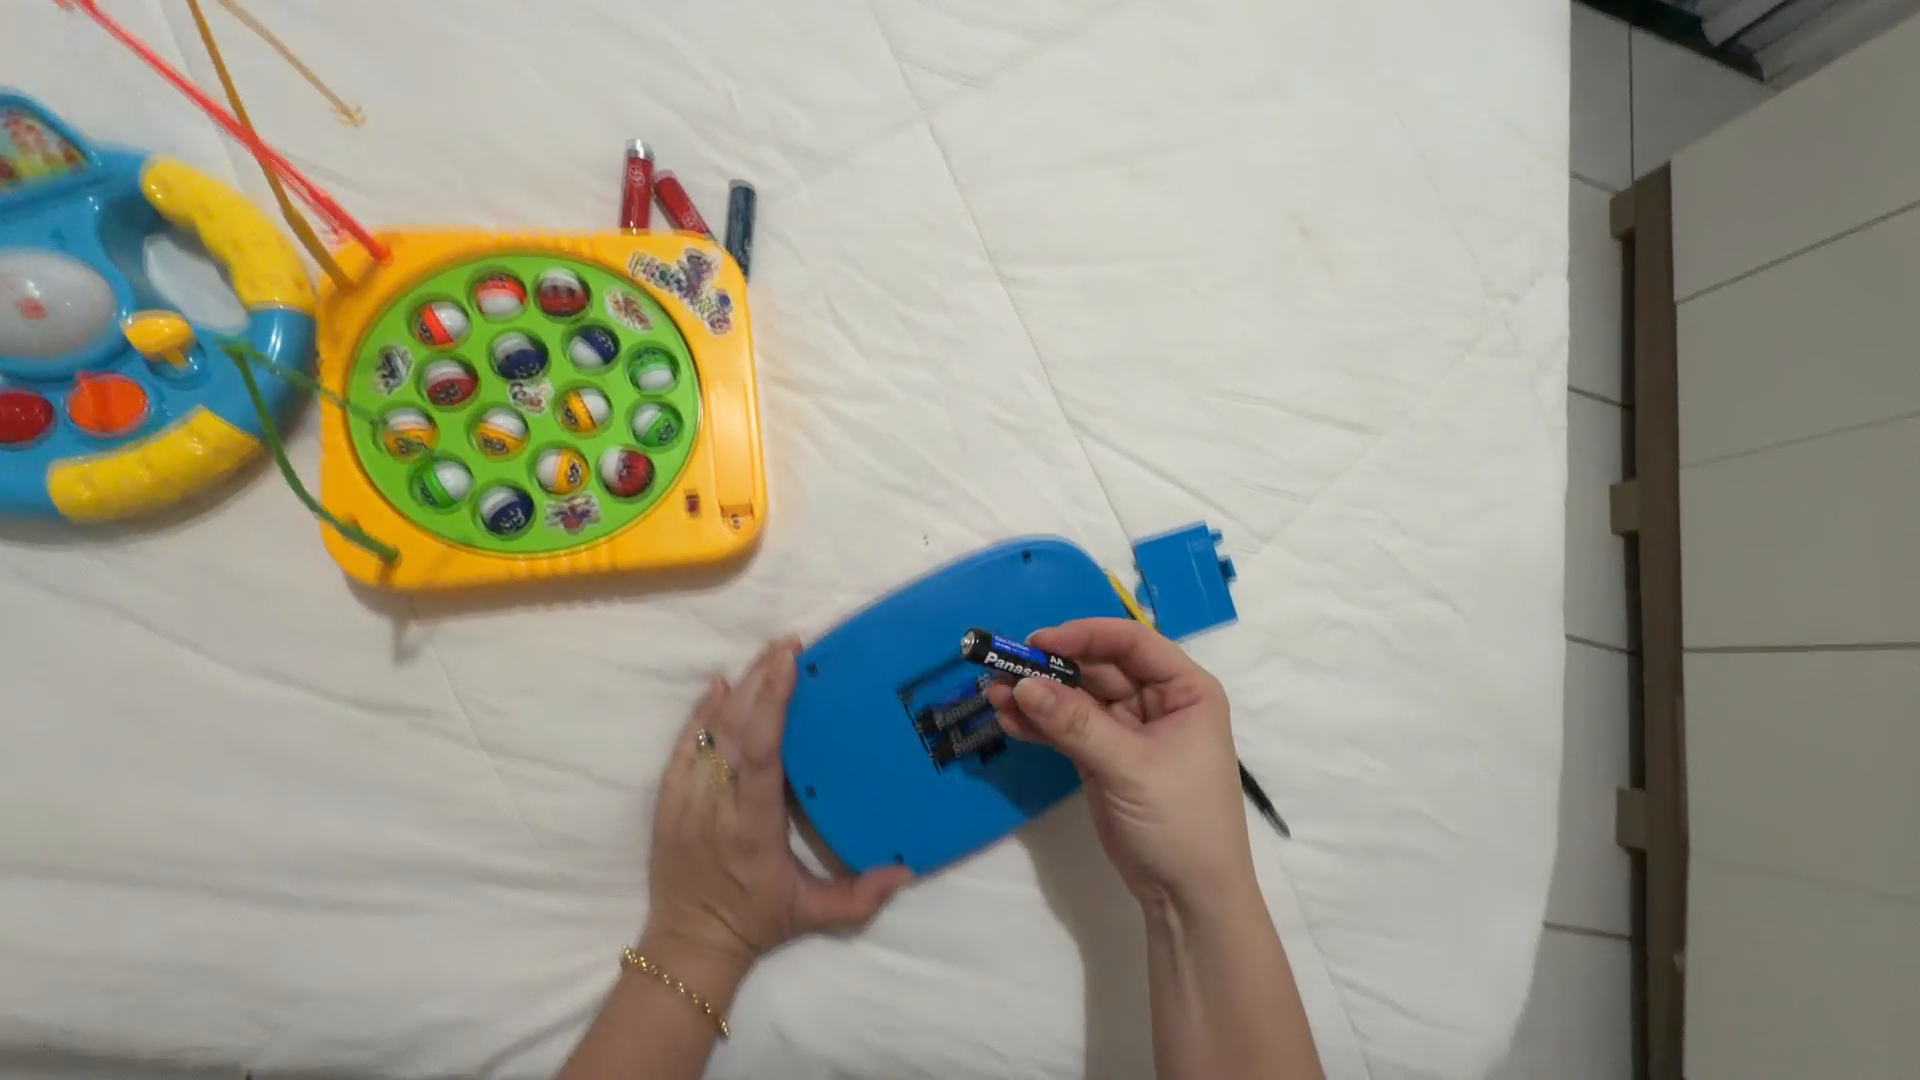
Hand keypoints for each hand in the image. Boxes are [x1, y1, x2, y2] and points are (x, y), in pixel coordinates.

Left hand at [644, 640, 914, 967]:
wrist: (687, 943)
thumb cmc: (755, 922)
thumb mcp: (810, 913)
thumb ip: (859, 897)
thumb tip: (908, 870)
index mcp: (752, 827)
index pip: (761, 753)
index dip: (773, 705)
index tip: (790, 664)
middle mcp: (715, 805)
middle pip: (735, 728)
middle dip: (762, 680)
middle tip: (789, 644)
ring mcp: (686, 799)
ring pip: (710, 730)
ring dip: (739, 688)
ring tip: (767, 655)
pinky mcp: (668, 798)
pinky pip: (683, 744)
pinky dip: (702, 710)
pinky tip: (722, 684)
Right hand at [985, 619, 1253, 908]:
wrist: (1190, 898)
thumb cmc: (1181, 821)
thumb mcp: (1131, 767)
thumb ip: (1076, 724)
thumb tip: (1022, 686)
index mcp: (1184, 689)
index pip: (1130, 642)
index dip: (1084, 635)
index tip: (1038, 642)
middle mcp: (1157, 700)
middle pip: (1097, 667)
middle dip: (1051, 668)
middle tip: (1002, 668)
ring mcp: (1127, 729)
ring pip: (1076, 697)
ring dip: (1037, 695)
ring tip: (993, 695)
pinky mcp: (1102, 756)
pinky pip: (1067, 728)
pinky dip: (1039, 724)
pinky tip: (1008, 721)